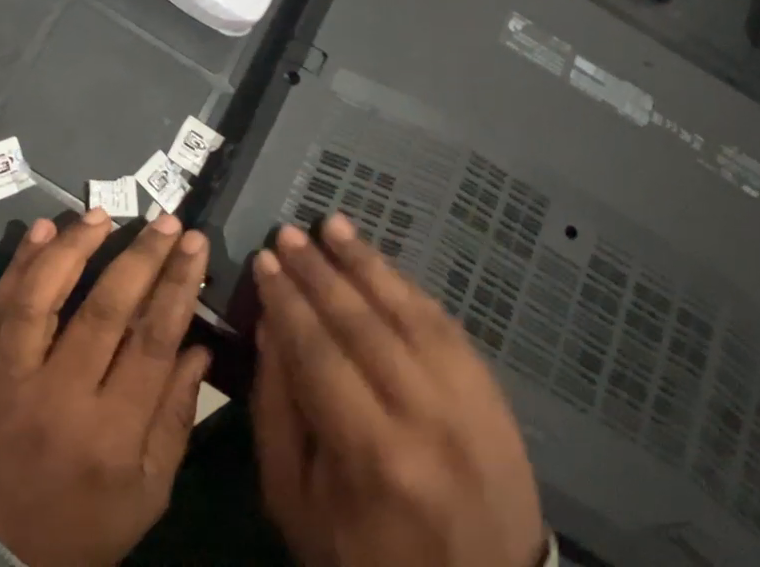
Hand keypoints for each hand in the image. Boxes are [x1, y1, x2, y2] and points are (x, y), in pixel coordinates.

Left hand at [0, 209, 211, 566]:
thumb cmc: (80, 526)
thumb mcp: (146, 494)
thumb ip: (174, 419)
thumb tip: (199, 347)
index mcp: (112, 434)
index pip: (152, 342)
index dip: (177, 286)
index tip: (193, 244)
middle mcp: (62, 396)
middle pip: (106, 310)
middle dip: (141, 258)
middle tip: (166, 220)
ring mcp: (13, 376)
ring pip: (44, 296)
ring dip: (75, 248)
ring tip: (103, 215)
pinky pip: (1, 304)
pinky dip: (21, 262)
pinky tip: (43, 229)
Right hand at [251, 215, 545, 566]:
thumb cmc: (365, 556)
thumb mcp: (295, 501)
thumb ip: (277, 414)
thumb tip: (270, 331)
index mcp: (370, 453)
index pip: (318, 352)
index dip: (286, 301)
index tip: (263, 261)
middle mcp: (426, 418)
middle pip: (364, 323)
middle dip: (319, 271)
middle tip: (288, 234)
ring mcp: (471, 405)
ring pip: (412, 314)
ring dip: (368, 264)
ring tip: (333, 226)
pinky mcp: (496, 399)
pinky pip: (449, 329)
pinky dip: (411, 291)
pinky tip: (383, 266)